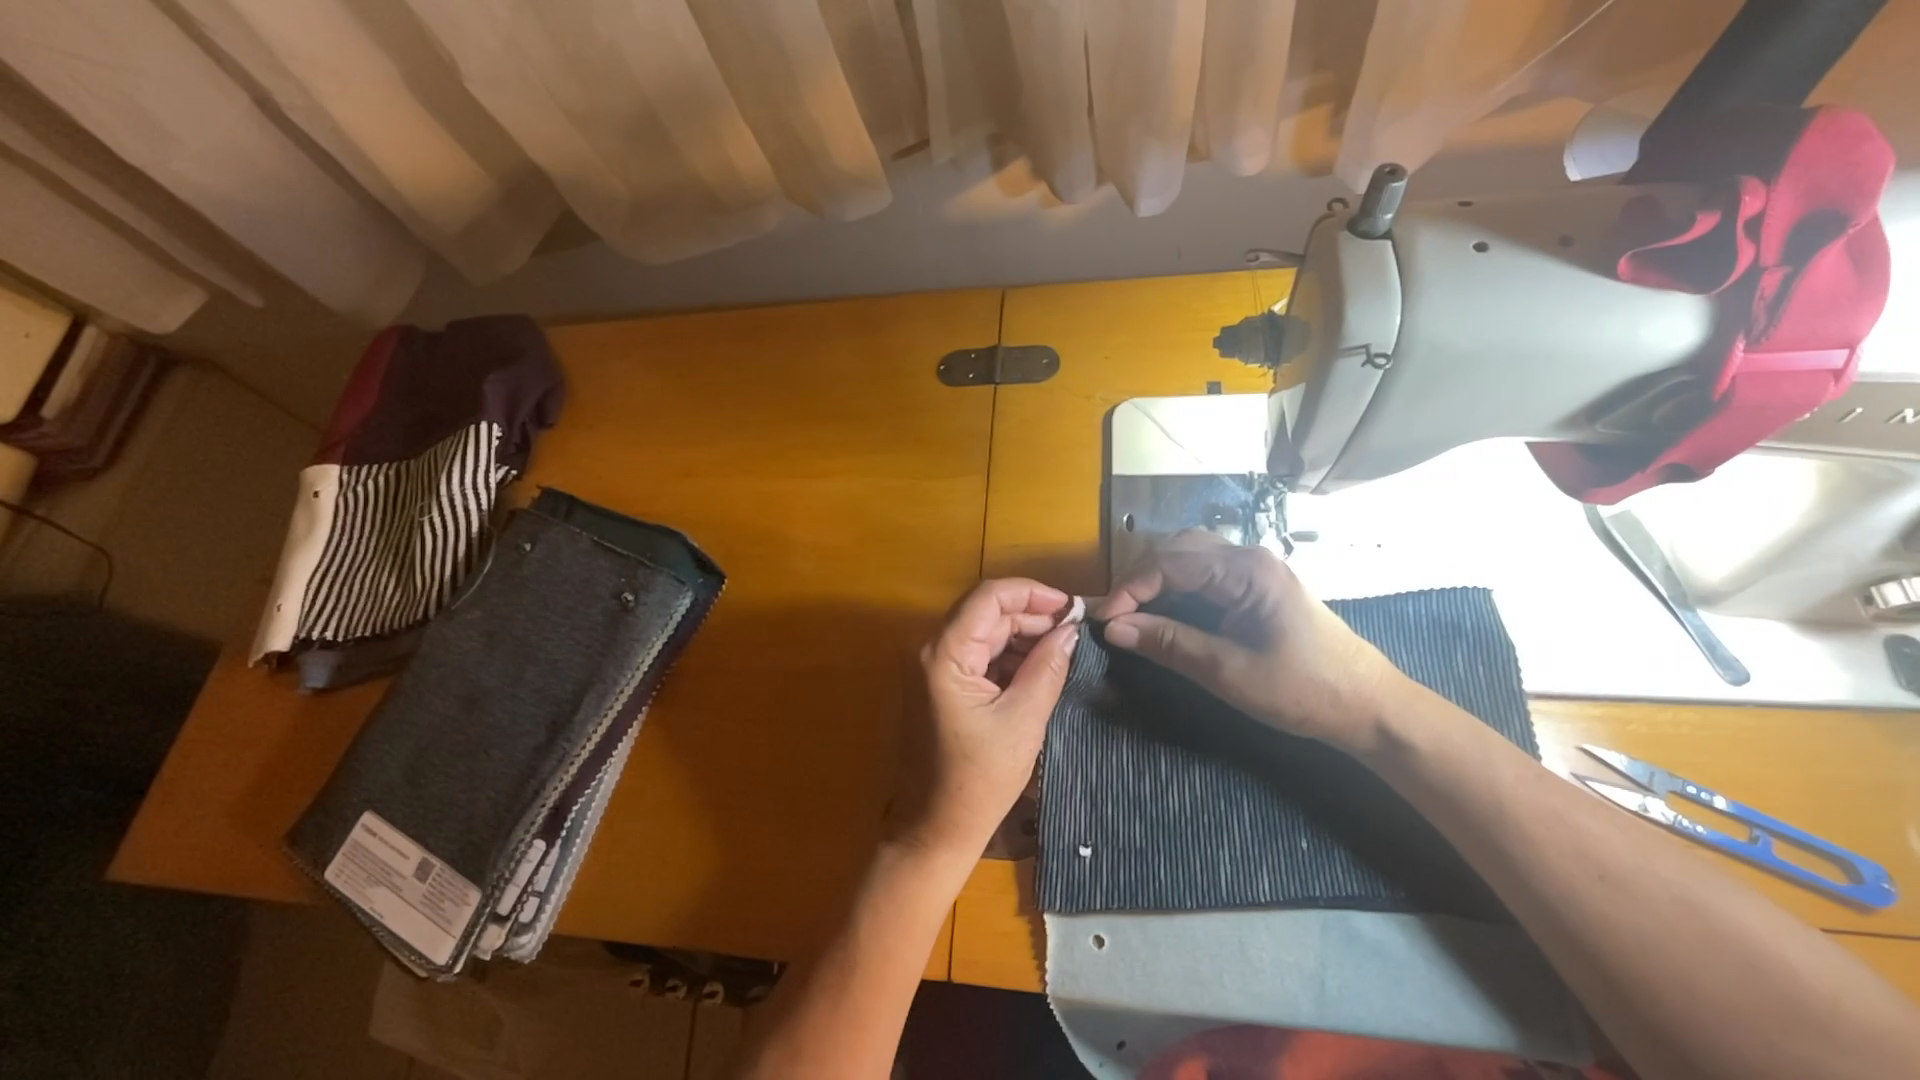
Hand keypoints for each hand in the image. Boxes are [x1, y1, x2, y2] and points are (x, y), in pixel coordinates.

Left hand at [890, 579, 1080, 858]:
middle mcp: (930, 652)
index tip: (1071, 607)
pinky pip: (977, 658)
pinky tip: (1040, 669)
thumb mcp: (1023, 721)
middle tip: (1075, 630)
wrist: (934, 831)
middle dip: (1031, 615)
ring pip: (983, 634)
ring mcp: (932, 670)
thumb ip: (1047, 668)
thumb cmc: (977, 781)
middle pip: (985, 613)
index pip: (988, 597)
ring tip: (1064, 649)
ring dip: (1022, 637)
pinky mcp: (939, 689)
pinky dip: (1008, 659)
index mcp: (943, 654)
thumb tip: (1070, 631)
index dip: (1032, 593)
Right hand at [1097, 530, 1405, 750]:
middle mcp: (1250, 558)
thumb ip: (1171, 644)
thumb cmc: (1304, 690)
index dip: (1130, 588)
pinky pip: (1205, 575)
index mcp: (1247, 570)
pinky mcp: (1257, 588)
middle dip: (1138, 580)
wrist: (1368, 706)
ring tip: (1133, 617)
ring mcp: (1256, 571)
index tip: (1105, 622)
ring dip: (1156, 583)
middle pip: (1176, 549)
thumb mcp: (1230, 672)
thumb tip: (1114, 628)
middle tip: (1115, 619)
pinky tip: (1164, 616)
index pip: (1169, 561)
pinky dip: (1176, 590)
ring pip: (1189, 559)